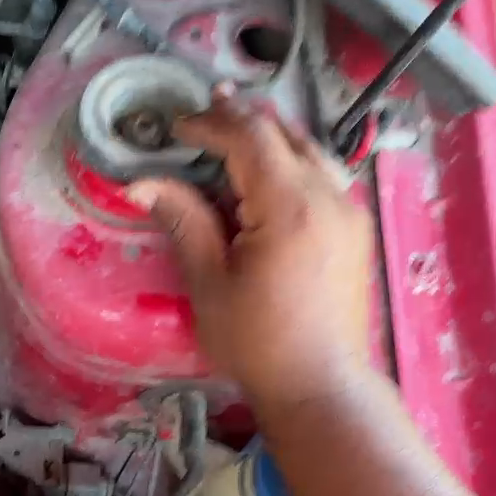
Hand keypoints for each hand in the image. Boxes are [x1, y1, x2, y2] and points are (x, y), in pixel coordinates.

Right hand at [127, 92, 375, 410]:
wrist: (318, 383)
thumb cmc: (255, 341)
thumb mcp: (209, 283)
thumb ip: (183, 222)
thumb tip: (140, 184)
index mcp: (289, 205)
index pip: (249, 137)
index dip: (211, 123)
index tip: (178, 128)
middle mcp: (329, 194)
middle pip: (285, 133)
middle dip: (243, 119)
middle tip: (206, 113)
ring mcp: (349, 210)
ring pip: (311, 149)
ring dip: (271, 136)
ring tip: (237, 131)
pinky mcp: (355, 229)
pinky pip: (325, 175)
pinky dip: (294, 162)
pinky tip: (273, 174)